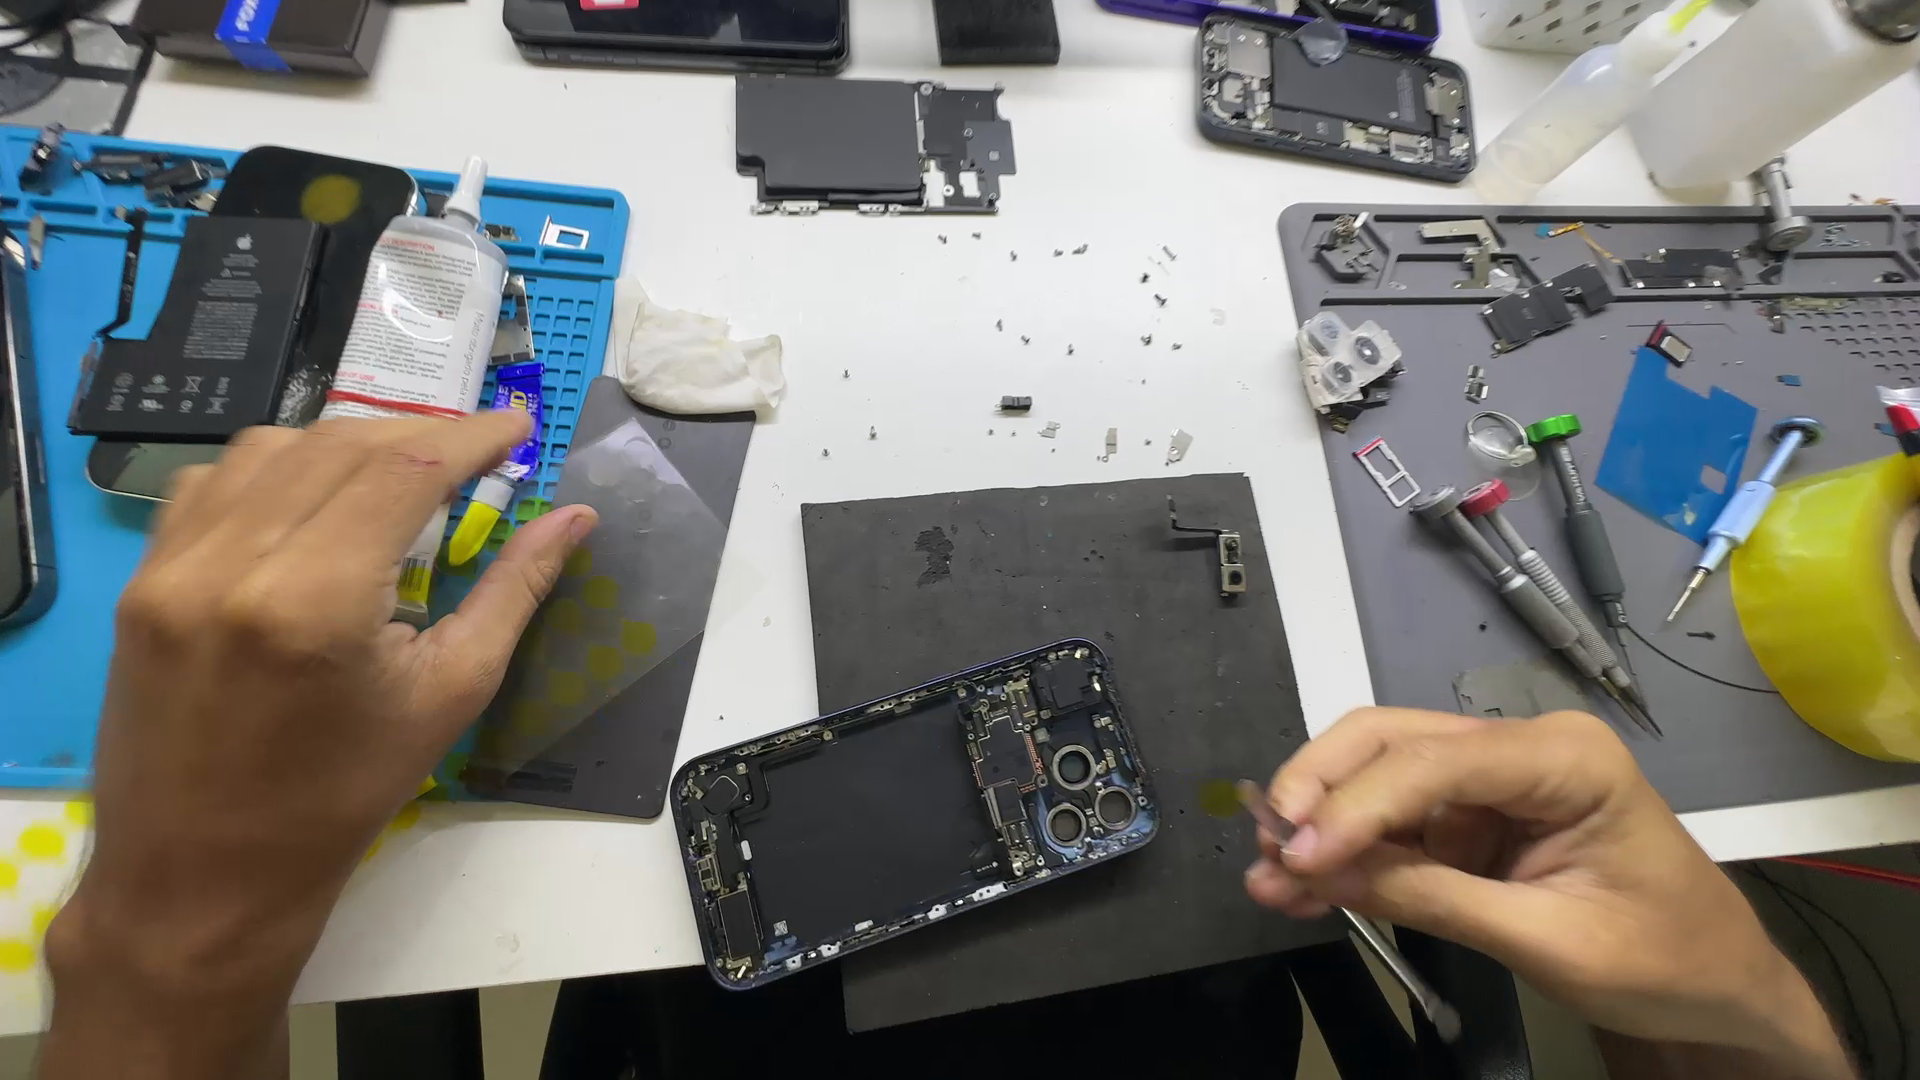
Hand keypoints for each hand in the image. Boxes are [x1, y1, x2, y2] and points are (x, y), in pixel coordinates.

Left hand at [44, 412, 594, 1075]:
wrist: (208, 869)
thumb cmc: (354, 783)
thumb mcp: (459, 684)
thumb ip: (517, 586)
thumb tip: (576, 519)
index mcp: (316, 600)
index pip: (404, 470)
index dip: (472, 435)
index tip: (520, 425)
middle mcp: (229, 565)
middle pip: (343, 445)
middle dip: (427, 431)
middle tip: (486, 444)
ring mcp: (170, 569)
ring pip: (273, 448)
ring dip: (357, 441)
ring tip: (415, 465)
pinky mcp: (143, 581)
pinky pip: (218, 482)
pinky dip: (287, 465)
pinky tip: (329, 495)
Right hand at [1244, 708, 1850, 1076]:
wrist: (1723, 990)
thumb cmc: (1669, 963)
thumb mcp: (1551, 942)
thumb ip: (1431, 898)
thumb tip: (1315, 872)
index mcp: (1561, 758)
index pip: (1430, 762)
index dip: (1354, 804)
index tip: (1298, 854)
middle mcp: (1510, 743)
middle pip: (1383, 739)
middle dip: (1317, 788)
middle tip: (1268, 840)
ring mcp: (1479, 771)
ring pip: (1367, 767)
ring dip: (1315, 818)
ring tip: (1269, 870)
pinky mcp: (1457, 805)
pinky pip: (1381, 813)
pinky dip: (1339, 846)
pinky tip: (1303, 879)